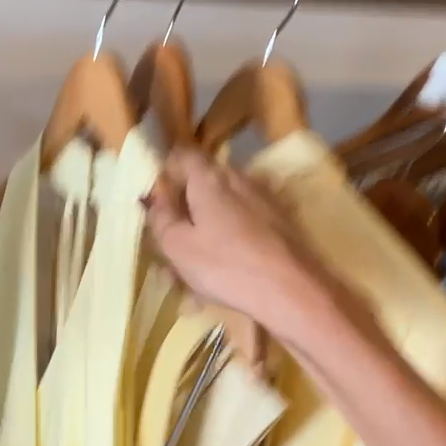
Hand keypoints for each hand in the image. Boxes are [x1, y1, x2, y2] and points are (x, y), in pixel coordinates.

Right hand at [144, 147, 346, 344]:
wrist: (291, 289)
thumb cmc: (224, 265)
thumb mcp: (176, 246)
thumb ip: (160, 218)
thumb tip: (155, 198)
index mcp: (210, 179)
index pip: (182, 155)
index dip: (165, 171)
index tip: (154, 198)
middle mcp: (239, 179)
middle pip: (203, 183)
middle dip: (183, 207)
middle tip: (168, 242)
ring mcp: (264, 198)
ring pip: (221, 208)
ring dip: (203, 229)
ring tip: (190, 269)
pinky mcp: (280, 221)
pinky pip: (241, 224)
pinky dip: (225, 240)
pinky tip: (220, 272)